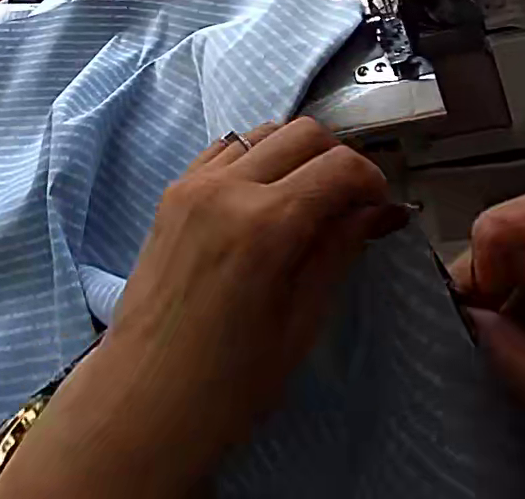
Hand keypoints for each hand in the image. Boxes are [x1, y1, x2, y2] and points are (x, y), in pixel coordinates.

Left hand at [0, 118, 408, 497]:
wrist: (145, 393)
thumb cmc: (231, 379)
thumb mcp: (301, 321)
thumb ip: (339, 250)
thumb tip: (380, 209)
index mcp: (264, 223)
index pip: (338, 166)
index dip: (371, 180)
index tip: (380, 206)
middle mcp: (226, 186)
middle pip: (301, 132)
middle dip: (337, 157)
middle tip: (348, 200)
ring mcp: (193, 182)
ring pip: (261, 132)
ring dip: (295, 152)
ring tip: (307, 197)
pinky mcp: (172, 190)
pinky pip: (223, 149)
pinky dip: (254, 157)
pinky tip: (261, 195)